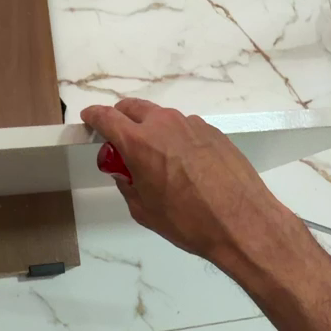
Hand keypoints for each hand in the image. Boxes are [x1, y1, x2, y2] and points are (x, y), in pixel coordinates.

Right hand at [81, 99, 309, 272]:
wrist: (242, 222)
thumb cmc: (188, 222)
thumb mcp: (144, 211)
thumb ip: (127, 184)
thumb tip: (123, 171)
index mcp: (139, 143)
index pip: (107, 117)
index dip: (94, 116)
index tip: (89, 119)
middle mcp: (164, 125)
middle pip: (133, 107)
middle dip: (121, 118)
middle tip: (120, 141)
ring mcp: (191, 125)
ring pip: (161, 117)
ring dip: (151, 129)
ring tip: (157, 159)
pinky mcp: (213, 131)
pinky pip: (185, 128)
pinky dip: (176, 138)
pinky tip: (185, 165)